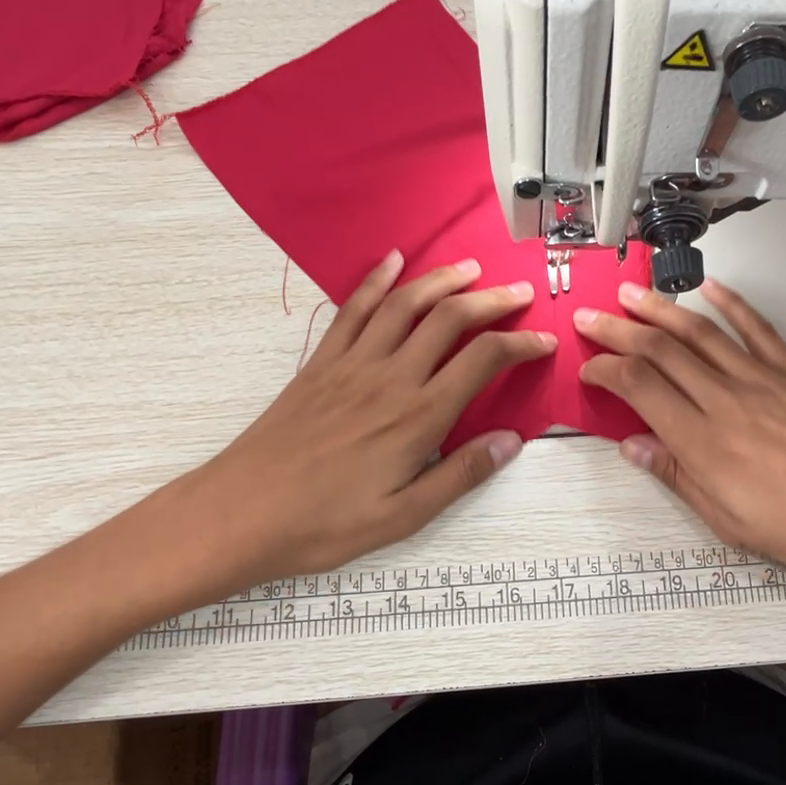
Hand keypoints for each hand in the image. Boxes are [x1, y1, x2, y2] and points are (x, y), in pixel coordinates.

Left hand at [183, 251, 554, 589]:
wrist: (242, 513)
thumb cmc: (325, 523)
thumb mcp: (404, 516)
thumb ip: (460, 475)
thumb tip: (510, 442)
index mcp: (419, 417)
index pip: (483, 361)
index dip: (521, 345)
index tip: (544, 342)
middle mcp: (391, 378)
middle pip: (450, 319)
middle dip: (491, 300)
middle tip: (518, 293)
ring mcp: (352, 364)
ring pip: (405, 304)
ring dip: (441, 280)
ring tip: (469, 269)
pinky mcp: (321, 363)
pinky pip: (353, 310)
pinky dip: (376, 281)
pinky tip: (392, 262)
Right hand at [574, 280, 785, 591]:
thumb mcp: (726, 519)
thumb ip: (676, 475)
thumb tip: (633, 447)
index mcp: (702, 442)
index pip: (638, 388)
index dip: (606, 370)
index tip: (588, 368)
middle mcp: (725, 401)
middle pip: (660, 352)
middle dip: (618, 331)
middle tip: (590, 317)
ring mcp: (761, 381)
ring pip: (700, 333)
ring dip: (661, 309)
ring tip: (631, 293)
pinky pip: (758, 329)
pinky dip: (733, 305)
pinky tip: (712, 288)